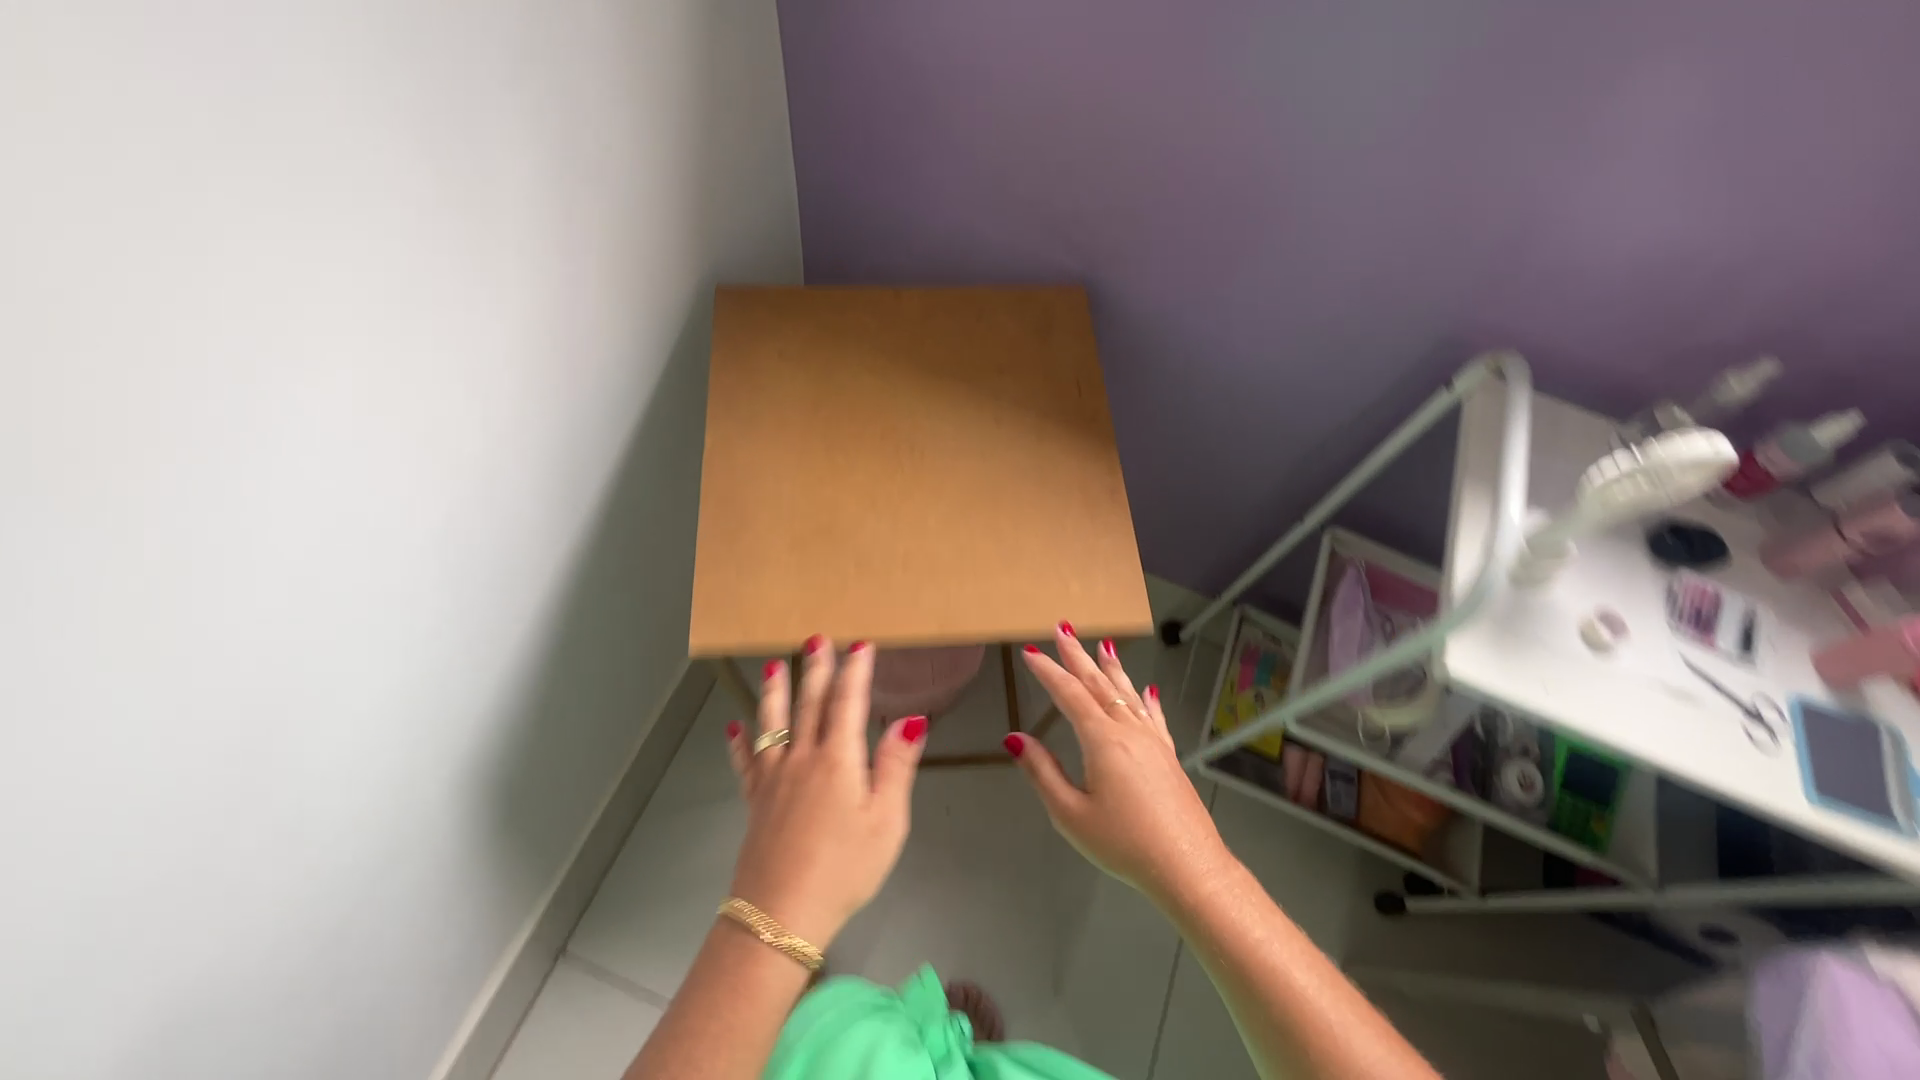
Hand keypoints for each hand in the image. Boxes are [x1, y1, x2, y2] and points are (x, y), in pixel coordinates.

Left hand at [724, 637, 926, 949]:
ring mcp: (773, 779)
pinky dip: (740, 742)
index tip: (861, 645)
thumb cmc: (845, 869)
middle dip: (815, 669)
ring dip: (776, 692)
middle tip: (816, 638)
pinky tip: (734, 729)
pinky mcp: (755, 801)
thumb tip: (908, 719)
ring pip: (773, 724)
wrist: (781, 913)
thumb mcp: (886, 821)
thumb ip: (895, 766)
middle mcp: (802, 759)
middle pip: (809, 705)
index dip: (855, 672)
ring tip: (774, 666)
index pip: (847, 703)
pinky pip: (746, 762)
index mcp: (838, 760)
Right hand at [1010, 624, 1231, 908]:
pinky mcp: (1169, 756)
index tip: (1030, 652)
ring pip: (1128, 693)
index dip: (1048, 672)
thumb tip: (1014, 738)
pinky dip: (1146, 699)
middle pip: (1099, 684)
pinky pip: (1154, 716)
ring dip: (1112, 668)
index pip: (1069, 695)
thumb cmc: (1123, 843)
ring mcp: (1153, 741)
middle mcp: (1129, 731)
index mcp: (1102, 740)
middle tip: (1063, 628)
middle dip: (1078, 655)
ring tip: (1103, 644)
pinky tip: (1149, 690)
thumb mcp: (1070, 814)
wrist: (1187, 866)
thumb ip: (1042, 772)